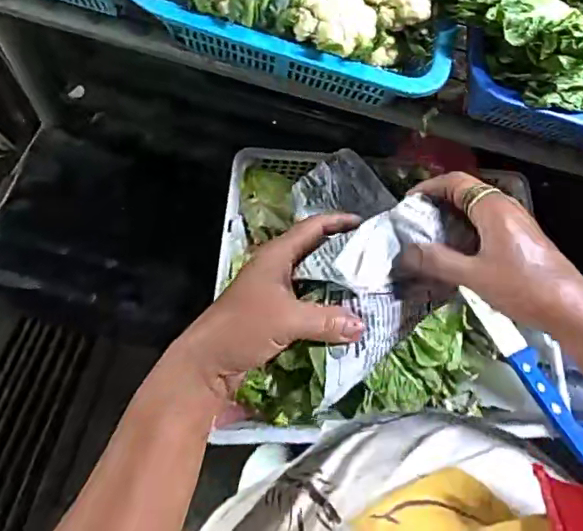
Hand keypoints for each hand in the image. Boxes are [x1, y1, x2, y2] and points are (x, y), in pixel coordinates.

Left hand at [163, 213, 366, 401]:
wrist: (209, 360)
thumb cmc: (243, 326)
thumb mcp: (287, 319)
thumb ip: (325, 319)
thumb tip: (362, 324)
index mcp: (276, 255)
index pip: (311, 228)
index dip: (336, 222)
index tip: (364, 223)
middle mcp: (276, 267)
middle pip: (314, 253)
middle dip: (342, 254)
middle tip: (373, 260)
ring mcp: (274, 290)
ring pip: (312, 280)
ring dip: (336, 285)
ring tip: (367, 289)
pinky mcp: (275, 313)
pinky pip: (307, 304)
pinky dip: (326, 308)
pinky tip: (345, 319)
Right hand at [396, 172, 582, 333]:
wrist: (575, 312)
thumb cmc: (524, 288)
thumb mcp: (475, 276)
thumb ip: (438, 261)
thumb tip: (407, 252)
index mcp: (492, 207)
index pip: (454, 181)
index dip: (428, 187)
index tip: (409, 202)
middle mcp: (506, 207)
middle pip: (466, 191)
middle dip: (439, 201)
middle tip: (418, 219)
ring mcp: (518, 223)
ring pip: (478, 208)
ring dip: (454, 216)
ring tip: (434, 235)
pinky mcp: (524, 240)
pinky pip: (489, 222)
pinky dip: (469, 228)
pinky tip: (462, 251)